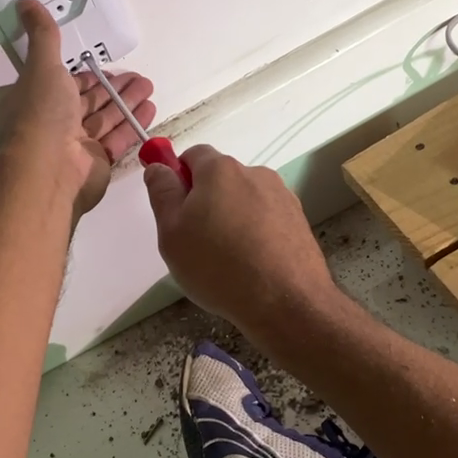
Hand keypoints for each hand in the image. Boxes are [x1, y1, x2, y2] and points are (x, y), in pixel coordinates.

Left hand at [0, 0, 156, 217]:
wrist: (47, 172)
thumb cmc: (40, 115)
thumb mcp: (40, 66)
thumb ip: (43, 35)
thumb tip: (25, 1)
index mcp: (35, 101)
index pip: (65, 84)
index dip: (87, 75)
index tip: (109, 65)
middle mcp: (53, 125)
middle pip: (89, 102)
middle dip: (114, 88)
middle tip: (139, 76)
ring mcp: (76, 147)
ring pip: (105, 119)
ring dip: (127, 103)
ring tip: (149, 86)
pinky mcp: (96, 164)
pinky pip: (117, 139)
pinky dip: (133, 124)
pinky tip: (150, 109)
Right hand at [143, 146, 338, 334]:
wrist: (286, 303)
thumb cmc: (218, 266)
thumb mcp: (172, 233)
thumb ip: (163, 193)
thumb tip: (158, 167)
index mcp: (221, 170)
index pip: (193, 155)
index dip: (179, 177)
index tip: (176, 210)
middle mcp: (255, 174)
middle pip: (222, 179)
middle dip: (206, 202)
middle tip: (196, 242)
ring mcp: (282, 197)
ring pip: (245, 201)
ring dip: (232, 219)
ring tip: (227, 260)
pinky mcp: (299, 221)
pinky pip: (267, 220)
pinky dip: (256, 234)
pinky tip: (252, 265)